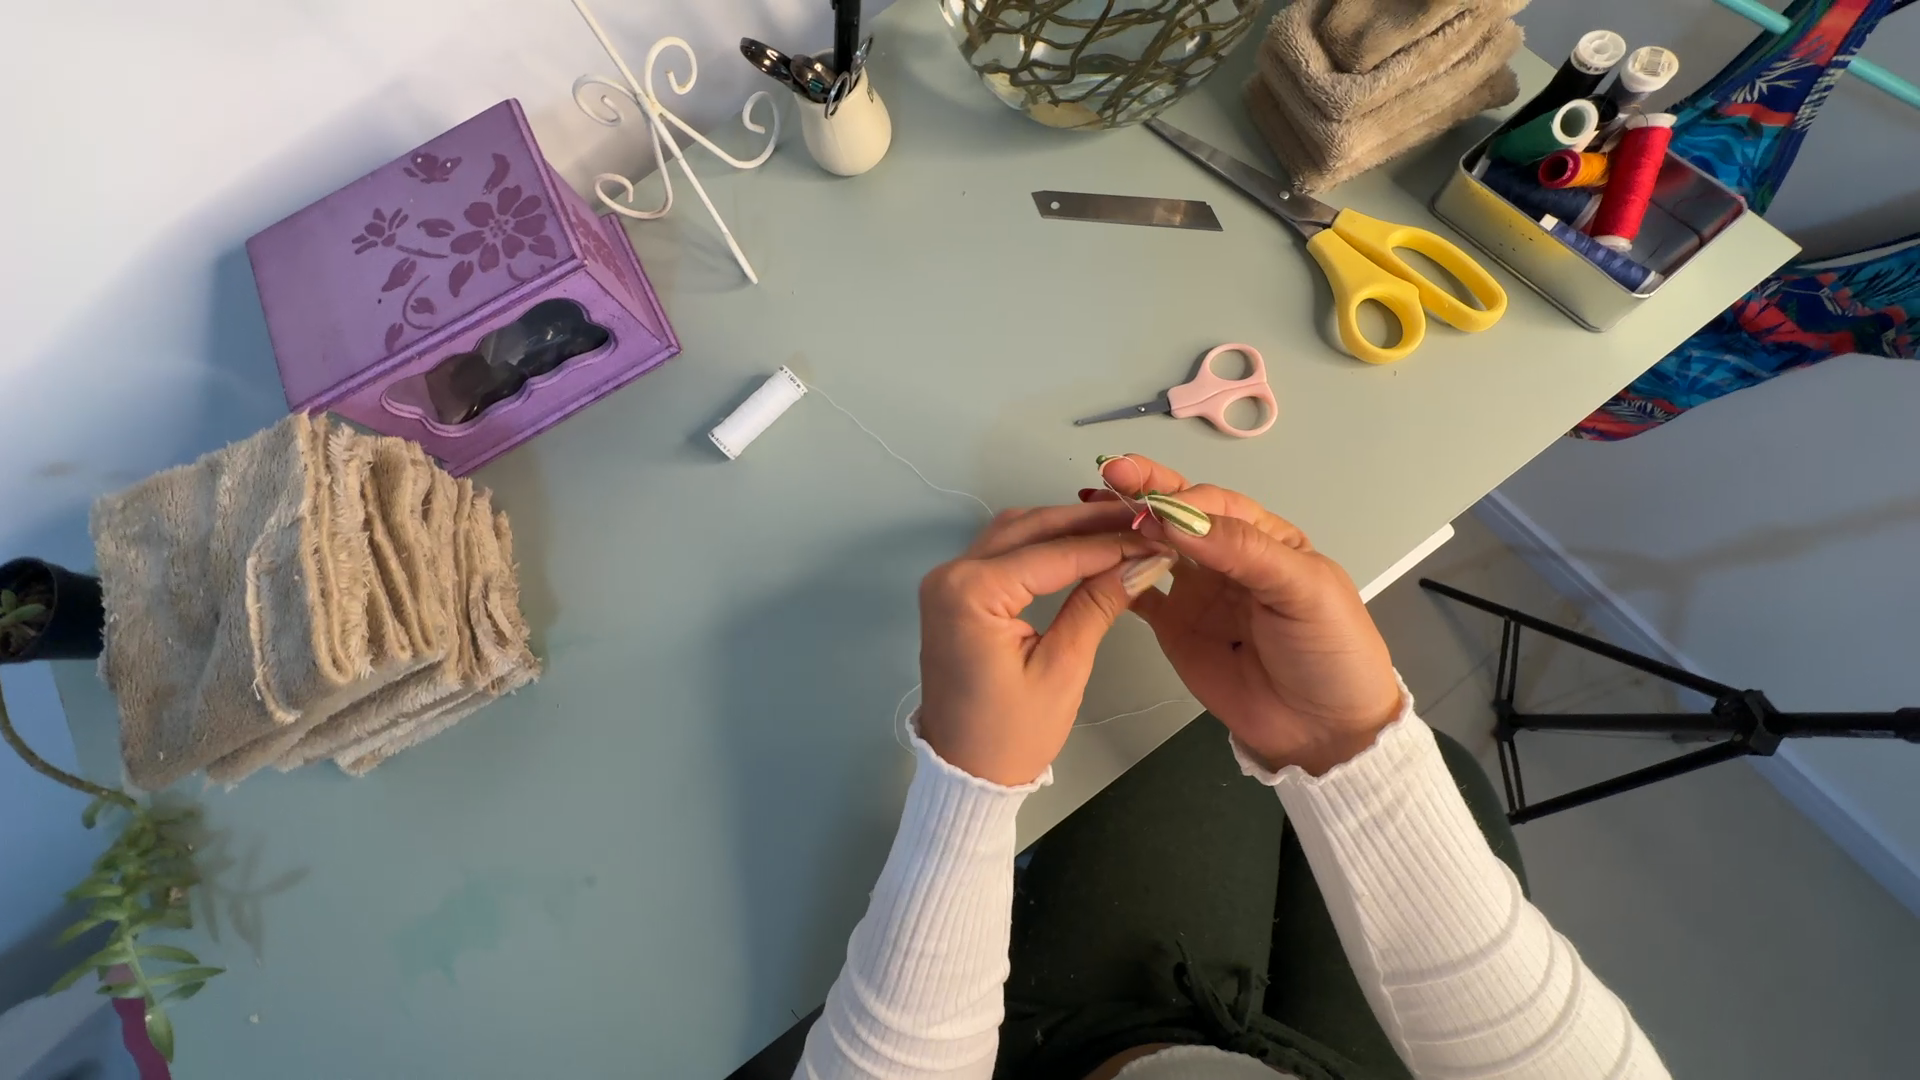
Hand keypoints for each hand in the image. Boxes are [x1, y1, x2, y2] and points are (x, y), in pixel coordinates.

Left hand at [917, 504, 1172, 785]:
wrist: (964, 772)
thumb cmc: (1011, 734)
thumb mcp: (1063, 668)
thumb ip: (1098, 605)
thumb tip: (1144, 562)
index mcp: (970, 592)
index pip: (1052, 553)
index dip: (1108, 545)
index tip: (1156, 538)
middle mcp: (950, 575)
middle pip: (1028, 527)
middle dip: (1087, 523)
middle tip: (1141, 521)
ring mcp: (947, 582)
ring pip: (1013, 533)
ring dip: (1063, 527)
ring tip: (1117, 530)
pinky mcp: (954, 594)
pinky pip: (1000, 553)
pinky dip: (1039, 544)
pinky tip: (1077, 546)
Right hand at [1086, 456, 1399, 774]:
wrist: (1321, 730)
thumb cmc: (1330, 651)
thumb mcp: (1304, 590)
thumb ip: (1243, 550)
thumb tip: (1176, 520)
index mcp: (1262, 537)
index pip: (1213, 504)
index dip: (1180, 500)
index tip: (1152, 509)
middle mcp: (1223, 557)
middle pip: (1177, 514)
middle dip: (1144, 490)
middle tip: (1110, 474)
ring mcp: (1194, 591)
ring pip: (1151, 547)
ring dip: (1123, 528)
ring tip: (1090, 513)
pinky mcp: (1173, 625)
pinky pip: (1137, 594)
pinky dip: (1113, 579)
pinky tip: (1092, 565)